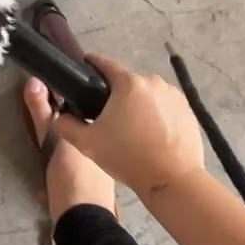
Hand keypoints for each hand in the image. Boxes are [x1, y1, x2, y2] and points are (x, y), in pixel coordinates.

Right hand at [53, 56, 207, 197]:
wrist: (172, 180)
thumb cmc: (127, 158)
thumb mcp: (88, 144)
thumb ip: (66, 125)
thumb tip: (57, 114)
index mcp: (127, 83)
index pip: (105, 64)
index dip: (92, 64)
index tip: (85, 67)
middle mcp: (152, 81)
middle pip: (127, 82)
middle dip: (117, 95)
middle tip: (110, 117)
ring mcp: (173, 94)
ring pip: (147, 94)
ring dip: (139, 104)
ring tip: (133, 129)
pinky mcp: (187, 108)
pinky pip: (165, 105)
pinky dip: (157, 114)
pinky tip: (153, 134)